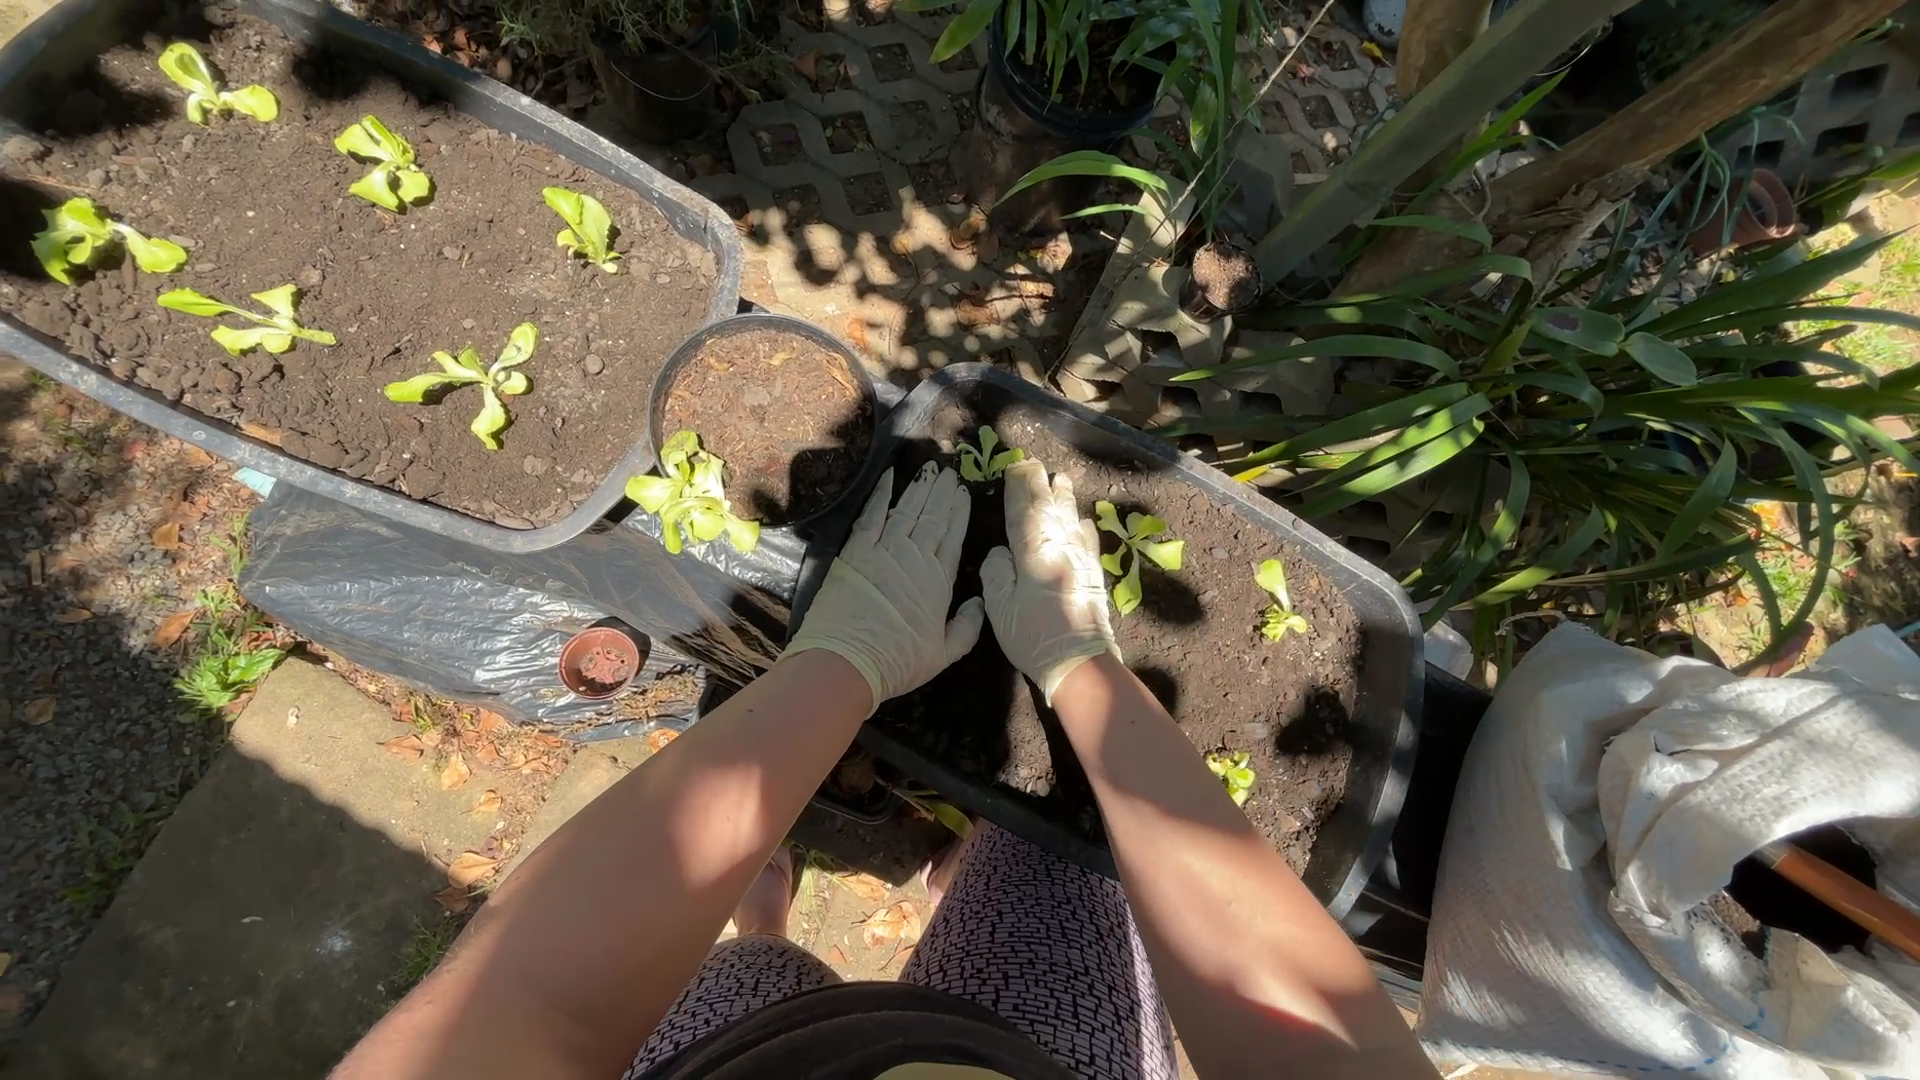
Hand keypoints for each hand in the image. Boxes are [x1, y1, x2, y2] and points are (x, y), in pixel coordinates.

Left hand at [786, 462, 984, 714]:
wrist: (846, 660)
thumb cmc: (898, 662)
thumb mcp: (944, 654)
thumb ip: (966, 628)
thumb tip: (978, 603)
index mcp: (939, 580)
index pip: (953, 536)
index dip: (959, 512)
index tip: (964, 492)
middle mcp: (914, 557)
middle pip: (933, 517)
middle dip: (943, 492)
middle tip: (951, 470)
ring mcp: (883, 550)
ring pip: (907, 510)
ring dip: (920, 488)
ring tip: (931, 468)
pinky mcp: (855, 551)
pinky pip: (872, 514)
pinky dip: (881, 494)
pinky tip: (889, 477)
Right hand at [980, 459, 1118, 704]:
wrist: (1079, 663)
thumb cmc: (1033, 637)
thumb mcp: (999, 608)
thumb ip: (996, 574)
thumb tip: (1000, 553)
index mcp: (1033, 555)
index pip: (1021, 513)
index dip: (1017, 489)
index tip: (1015, 467)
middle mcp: (1059, 549)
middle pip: (1048, 510)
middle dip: (1040, 485)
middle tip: (1035, 463)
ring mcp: (1080, 560)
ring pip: (1070, 520)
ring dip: (1064, 498)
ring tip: (1062, 479)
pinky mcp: (1093, 575)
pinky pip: (1088, 542)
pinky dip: (1083, 526)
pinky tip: (1082, 520)